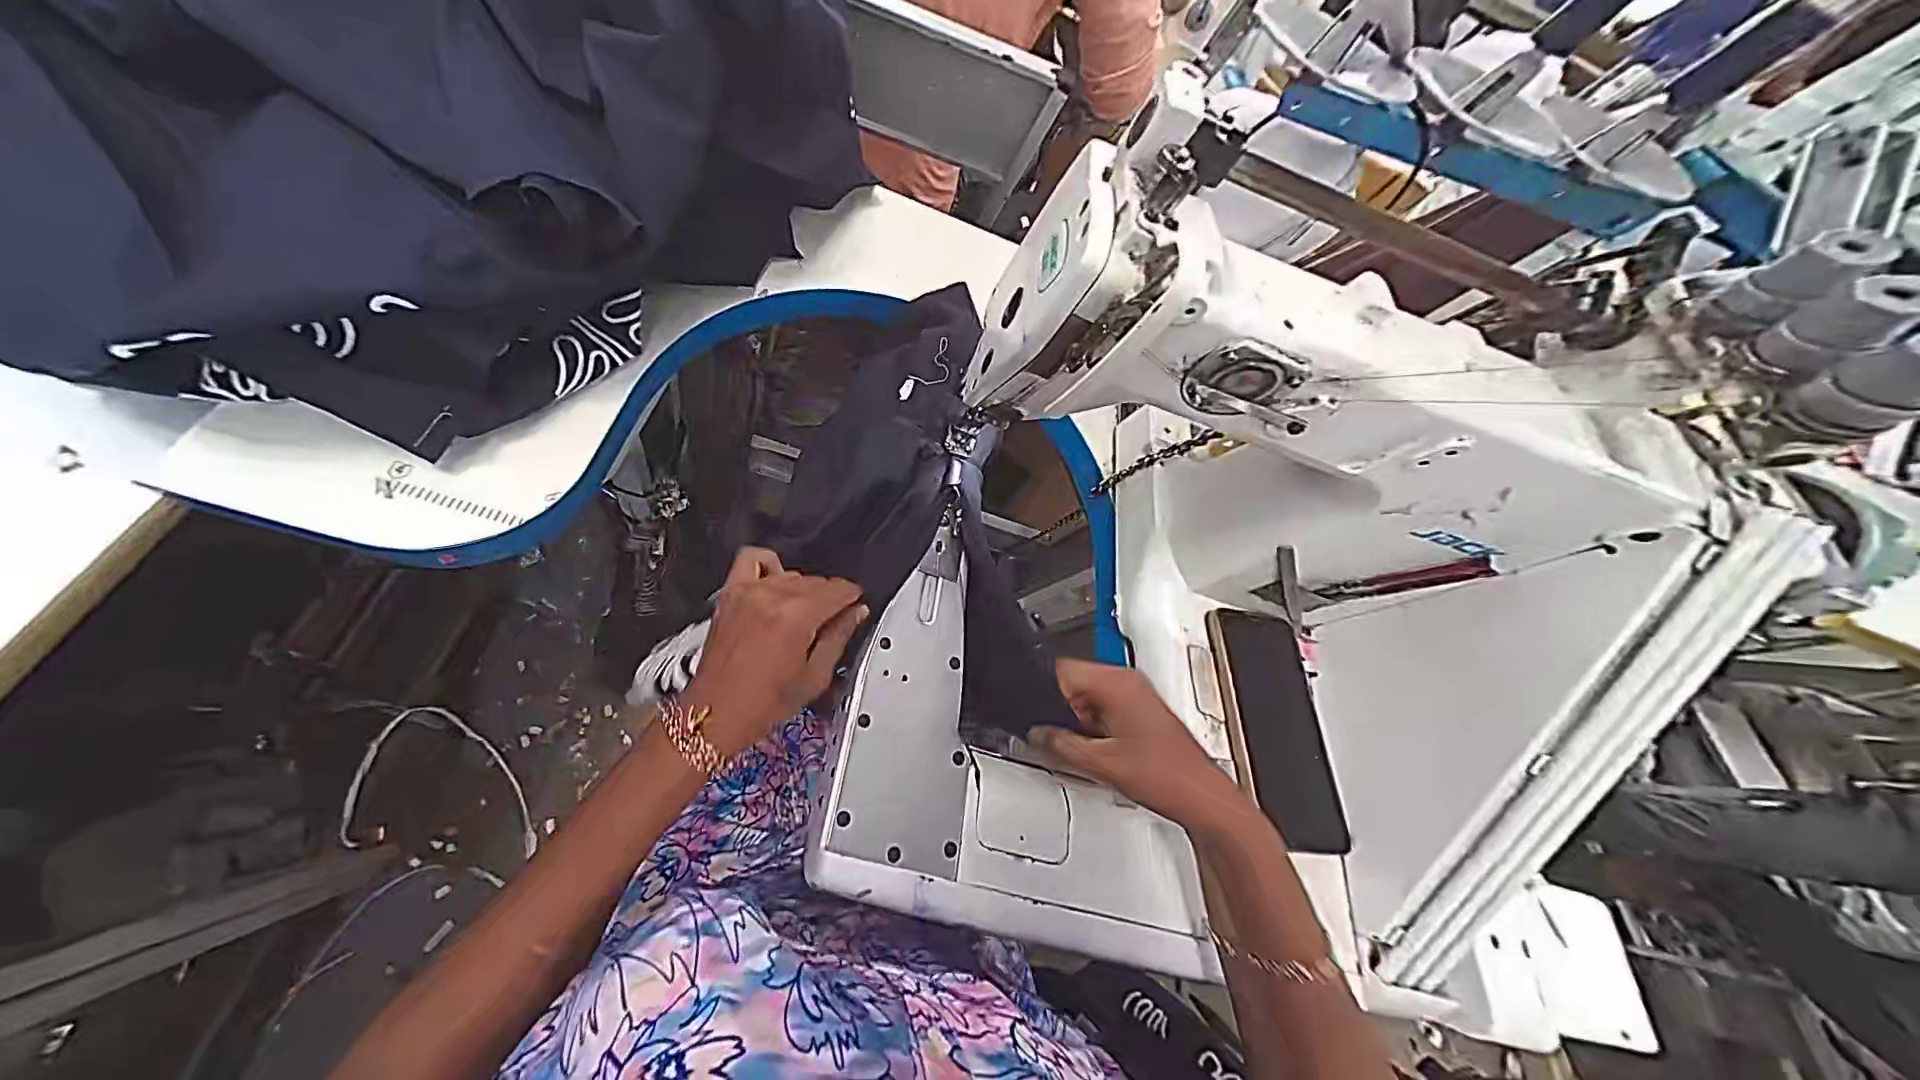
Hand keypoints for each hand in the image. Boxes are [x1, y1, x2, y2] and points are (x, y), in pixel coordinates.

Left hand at [681, 547, 866, 755]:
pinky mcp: (730, 595)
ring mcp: (748, 593)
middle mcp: (771, 598)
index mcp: (797, 617)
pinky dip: (769, 566)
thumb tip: (854, 614)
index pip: (838, 590)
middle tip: (831, 620)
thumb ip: (839, 637)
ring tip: (803, 613)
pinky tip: (776, 584)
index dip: (853, 598)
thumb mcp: (815, 676)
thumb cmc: (759, 703)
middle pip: (817, 581)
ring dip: (804, 588)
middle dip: (830, 597)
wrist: (716, 713)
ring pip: (791, 573)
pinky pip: (753, 560)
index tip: (855, 605)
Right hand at [1030, 658, 1255, 835]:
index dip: (1045, 695)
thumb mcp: (1099, 763)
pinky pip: (1106, 710)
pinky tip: (1103, 755)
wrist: (1202, 798)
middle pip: (1075, 685)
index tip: (1040, 717)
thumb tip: (1038, 735)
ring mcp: (1139, 695)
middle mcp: (1129, 682)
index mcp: (1117, 682)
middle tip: (1062, 739)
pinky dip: (1098, 729)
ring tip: (1089, 752)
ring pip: (1090, 699)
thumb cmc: (1167, 777)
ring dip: (1081, 723)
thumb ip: (1059, 744)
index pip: (1063, 670)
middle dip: (1064, 712)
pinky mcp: (1144, 711)